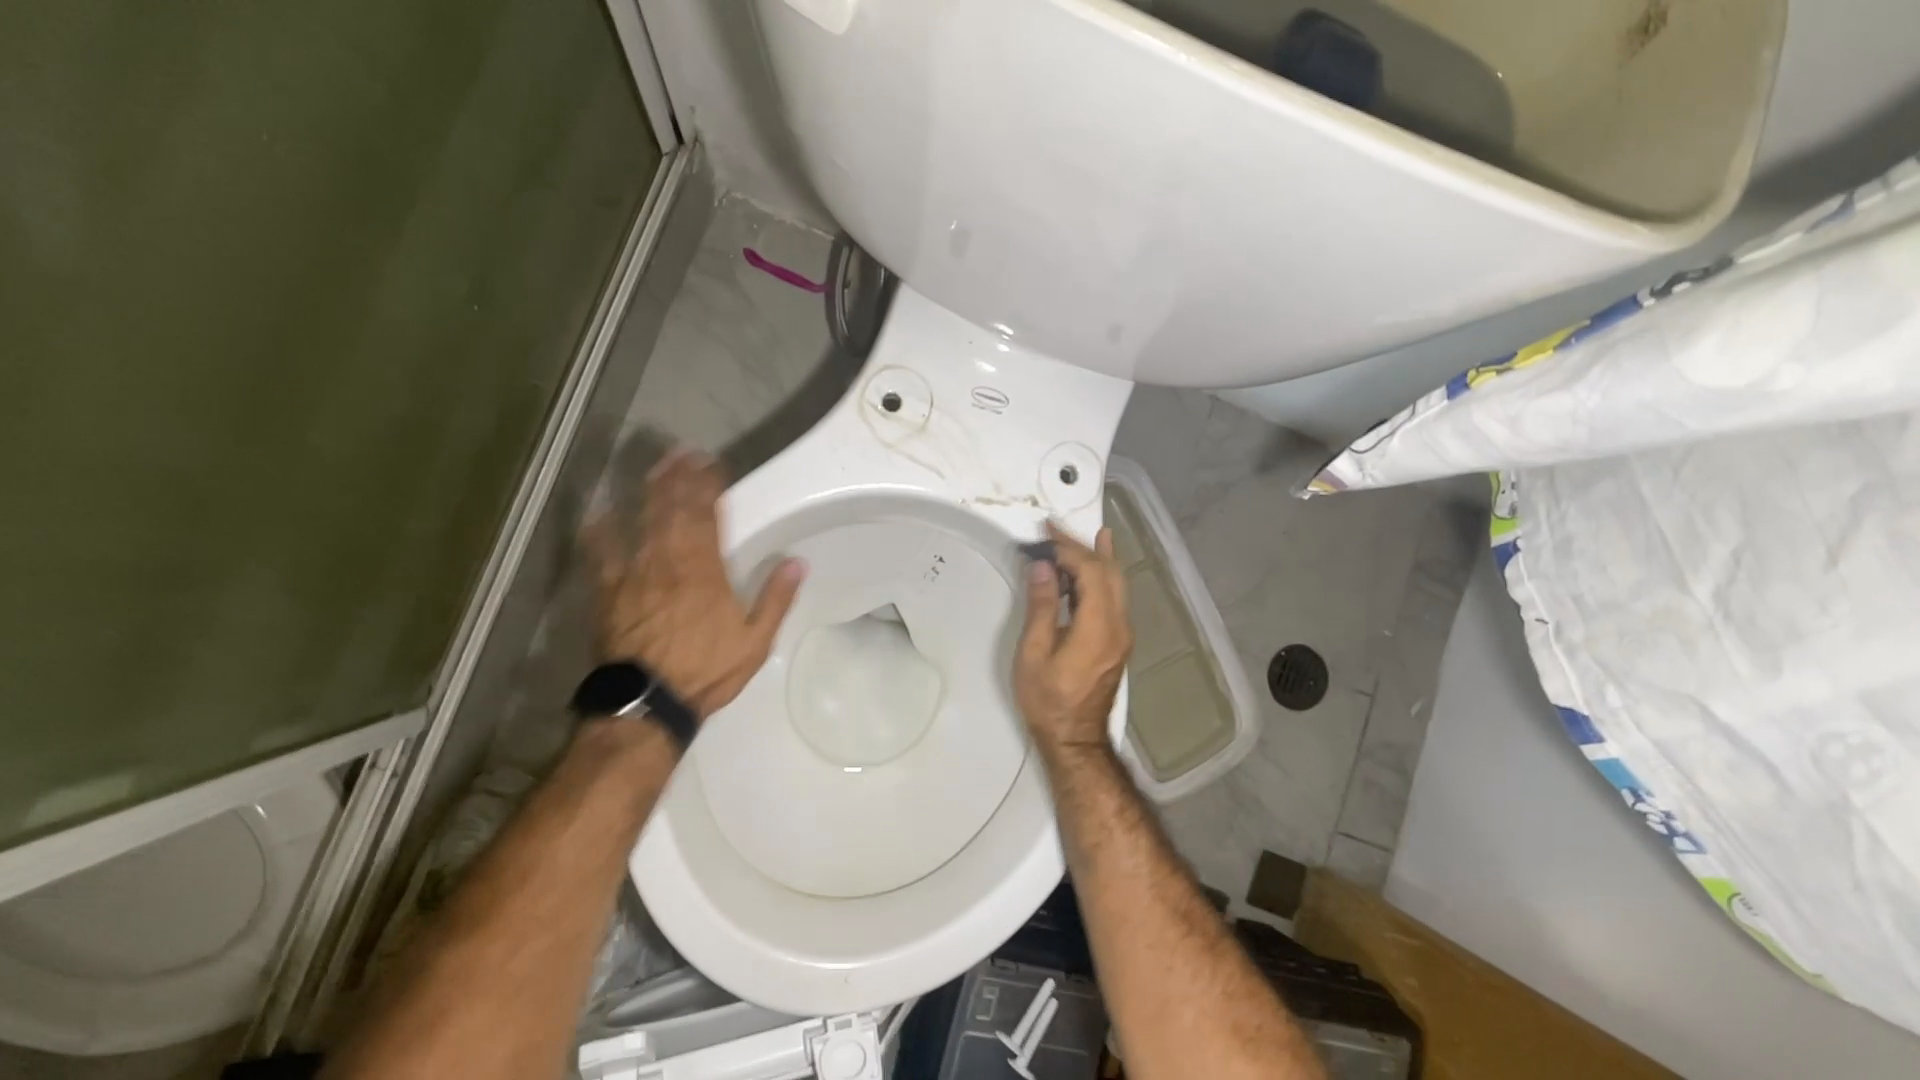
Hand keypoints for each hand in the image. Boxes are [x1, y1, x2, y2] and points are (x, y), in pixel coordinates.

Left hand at [587, 449, 805, 719]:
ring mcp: (634, 573)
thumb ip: (776, 598)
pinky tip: (602, 513)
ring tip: (657, 468)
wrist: (649, 701)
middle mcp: (668, 560)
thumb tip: (797, 562)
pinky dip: (602, 529)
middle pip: (672, 508)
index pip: (707, 514)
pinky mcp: (609, 591)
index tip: (713, 465)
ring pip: (641, 520)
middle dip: (679, 478)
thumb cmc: (707, 670)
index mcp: (705, 568)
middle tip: (684, 454)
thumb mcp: (756, 641)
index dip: (709, 486)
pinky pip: (602, 552)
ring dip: (649, 490)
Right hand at [1014, 522, 1131, 755]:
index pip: (1090, 571)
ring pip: (1117, 584)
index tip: (1045, 533)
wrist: (1074, 739)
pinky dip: (1102, 577)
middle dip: (1084, 547)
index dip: (1069, 548)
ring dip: (1098, 558)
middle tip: (1057, 529)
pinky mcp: (1118, 642)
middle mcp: (1118, 625)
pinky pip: (1115, 599)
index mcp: (1097, 627)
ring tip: (1086, 536)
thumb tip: (1044, 566)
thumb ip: (1042, 606)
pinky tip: (1092, 570)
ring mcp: (1122, 634)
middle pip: (1109, 573)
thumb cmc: (1048, 700)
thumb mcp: (1034, 653)